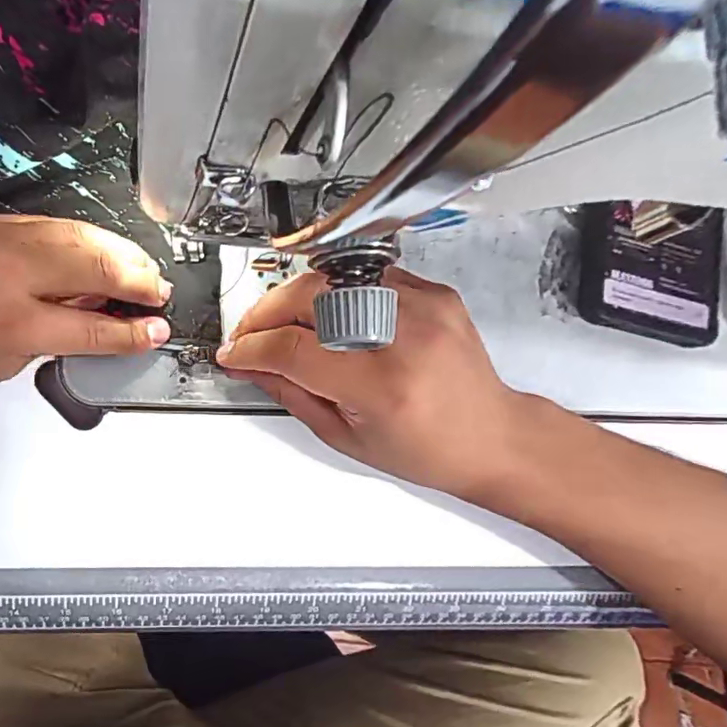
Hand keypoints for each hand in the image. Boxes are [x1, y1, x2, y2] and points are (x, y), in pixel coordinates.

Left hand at [0, 212, 170, 420]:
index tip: (155, 329)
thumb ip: (53, 338)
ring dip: (115, 250)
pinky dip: (77, 237)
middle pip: (97, 265)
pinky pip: (45, 224)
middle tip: (156, 290)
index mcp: (12, 323)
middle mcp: (6, 272)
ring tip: (136, 266)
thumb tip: (92, 320)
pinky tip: (91, 250)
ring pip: (77, 233)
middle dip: (137, 276)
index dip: (133, 330)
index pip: (94, 327)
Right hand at [216, 268, 553, 502]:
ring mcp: (422, 307)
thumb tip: (255, 367)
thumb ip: (294, 395)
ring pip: (333, 277)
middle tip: (250, 335)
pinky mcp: (433, 292)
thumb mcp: (348, 437)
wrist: (491, 435)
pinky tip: (327, 316)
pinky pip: (366, 277)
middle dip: (265, 313)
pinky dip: (336, 292)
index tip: (235, 353)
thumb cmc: (432, 449)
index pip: (293, 349)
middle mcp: (404, 336)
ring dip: (295, 298)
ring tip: (283, 326)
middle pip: (308, 297)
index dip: (251, 349)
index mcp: (381, 385)